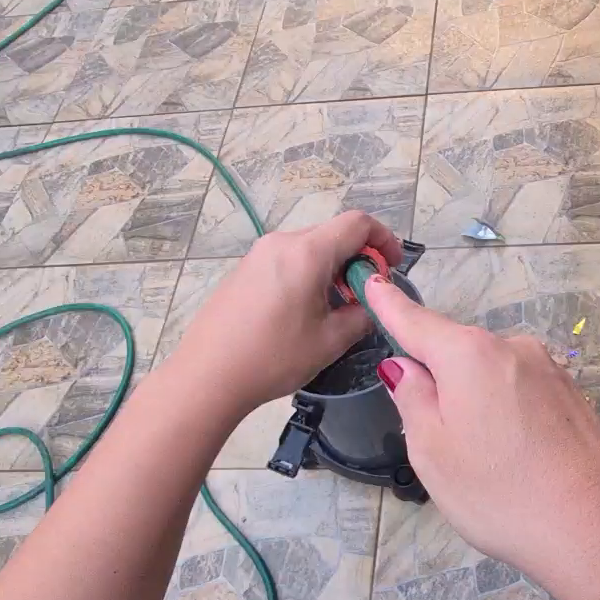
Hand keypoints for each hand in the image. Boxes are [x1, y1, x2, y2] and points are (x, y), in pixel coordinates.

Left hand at [169, 212, 402, 412]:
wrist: (207, 376)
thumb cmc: (274, 357)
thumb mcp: (331, 340)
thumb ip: (362, 314)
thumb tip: (371, 303)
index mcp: (307, 252)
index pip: (358, 223)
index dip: (384, 239)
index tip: (393, 267)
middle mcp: (282, 242)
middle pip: (334, 234)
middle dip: (359, 258)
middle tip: (367, 296)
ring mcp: (258, 254)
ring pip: (310, 248)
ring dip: (334, 268)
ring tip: (337, 308)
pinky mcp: (244, 271)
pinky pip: (288, 260)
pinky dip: (309, 275)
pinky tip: (305, 311)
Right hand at [364, 276, 599, 577]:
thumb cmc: (501, 494)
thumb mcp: (433, 452)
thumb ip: (413, 399)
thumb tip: (405, 365)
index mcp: (470, 354)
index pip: (417, 322)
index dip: (391, 307)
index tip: (372, 284)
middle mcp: (515, 349)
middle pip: (459, 354)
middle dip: (441, 384)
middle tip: (442, 445)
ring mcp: (552, 372)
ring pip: (494, 378)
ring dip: (479, 406)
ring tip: (489, 466)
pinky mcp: (576, 399)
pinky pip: (525, 397)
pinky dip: (511, 419)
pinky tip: (521, 465)